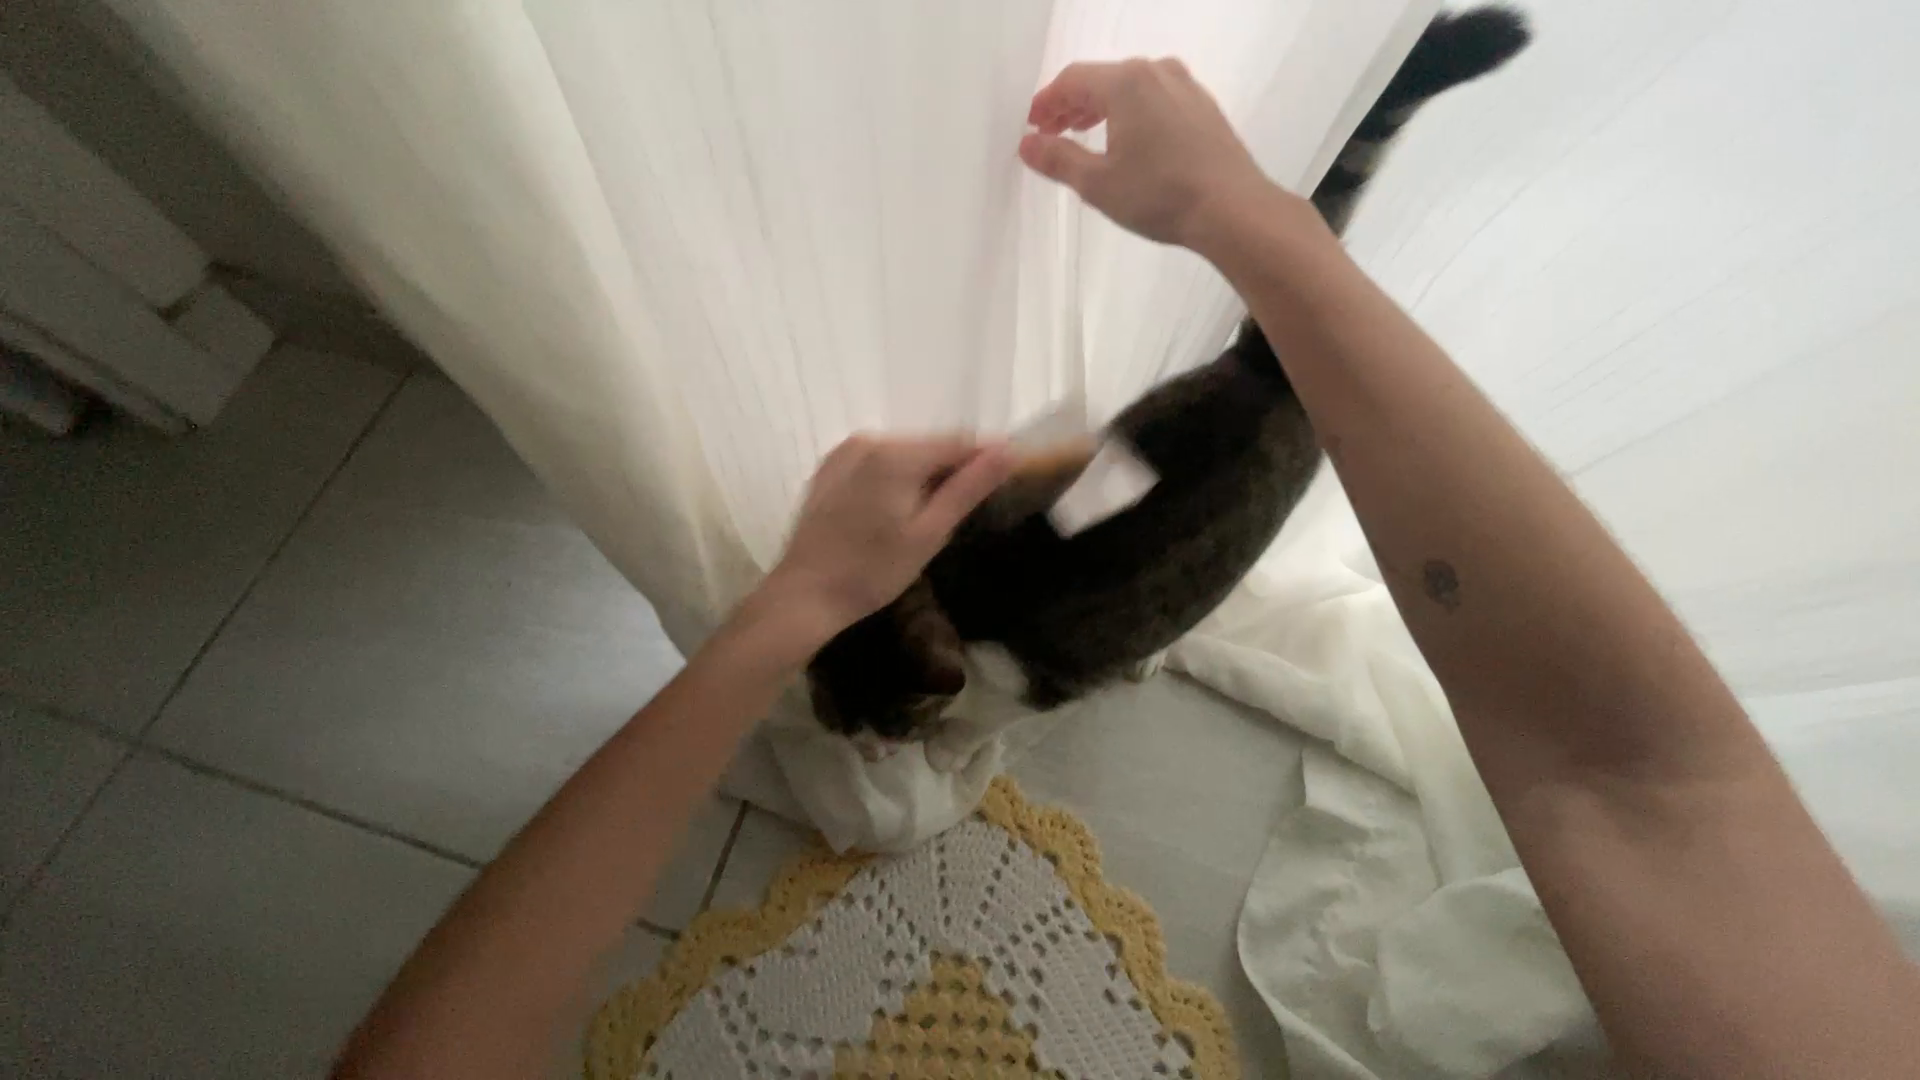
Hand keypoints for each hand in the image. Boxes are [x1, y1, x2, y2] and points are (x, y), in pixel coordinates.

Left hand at [759, 434, 1012, 643]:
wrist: (804, 596)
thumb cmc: (872, 571)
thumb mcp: (929, 533)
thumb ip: (969, 487)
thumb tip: (1009, 451)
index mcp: (895, 454)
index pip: (958, 441)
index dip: (987, 457)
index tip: (1010, 477)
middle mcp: (868, 440)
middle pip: (929, 445)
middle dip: (954, 469)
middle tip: (969, 509)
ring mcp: (844, 453)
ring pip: (903, 454)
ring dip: (925, 475)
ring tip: (933, 516)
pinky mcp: (829, 469)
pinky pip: (877, 463)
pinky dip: (895, 479)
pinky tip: (895, 514)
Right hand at [1020, 58, 1275, 248]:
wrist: (1230, 208)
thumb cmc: (1158, 195)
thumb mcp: (1097, 183)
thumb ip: (1058, 159)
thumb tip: (1028, 144)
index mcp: (1126, 82)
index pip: (1073, 79)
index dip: (1047, 102)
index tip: (1031, 127)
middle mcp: (1156, 71)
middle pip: (1102, 80)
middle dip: (1072, 105)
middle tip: (1052, 133)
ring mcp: (1184, 86)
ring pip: (1130, 89)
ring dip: (1101, 110)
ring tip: (1085, 136)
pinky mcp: (1202, 107)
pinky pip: (1155, 100)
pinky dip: (1131, 115)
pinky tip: (1128, 142)